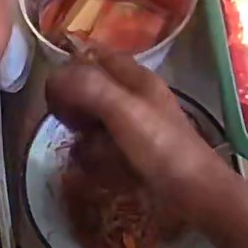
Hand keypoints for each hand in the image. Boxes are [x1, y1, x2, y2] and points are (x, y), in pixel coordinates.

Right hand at [44, 49, 230, 198]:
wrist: (194, 192)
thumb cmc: (160, 147)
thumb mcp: (124, 110)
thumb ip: (89, 87)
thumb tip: (54, 78)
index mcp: (137, 78)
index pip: (96, 55)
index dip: (72, 65)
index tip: (55, 88)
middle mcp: (136, 96)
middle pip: (93, 86)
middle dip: (73, 100)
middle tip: (64, 119)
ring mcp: (136, 124)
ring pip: (95, 115)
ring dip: (81, 127)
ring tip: (77, 142)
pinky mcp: (134, 149)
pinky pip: (103, 142)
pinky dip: (92, 150)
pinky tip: (89, 162)